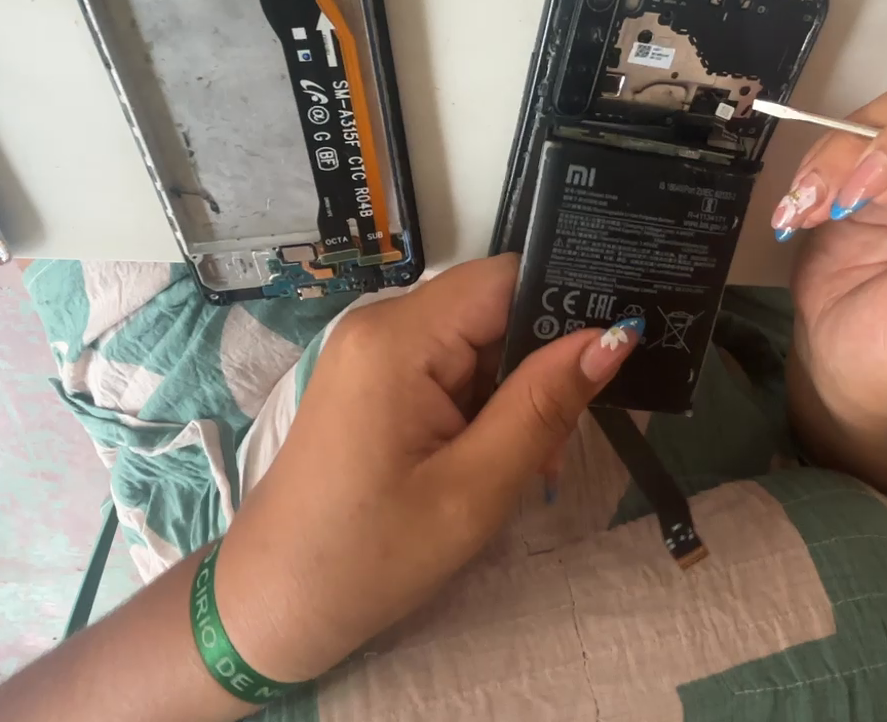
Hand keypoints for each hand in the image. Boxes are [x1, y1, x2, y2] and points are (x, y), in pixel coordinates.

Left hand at [212, 254, 639, 682]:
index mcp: (400, 337)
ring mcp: (373, 348)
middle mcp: (382, 322)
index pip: (505, 279)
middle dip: (540, 365)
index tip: (612, 354)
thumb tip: (616, 336)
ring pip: (478, 340)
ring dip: (515, 392)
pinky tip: (493, 456)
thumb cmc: (369, 557)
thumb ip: (544, 404)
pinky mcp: (374, 375)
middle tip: (559, 441)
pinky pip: (449, 364)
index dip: (563, 305)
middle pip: (493, 309)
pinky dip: (483, 403)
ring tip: (529, 462)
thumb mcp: (474, 489)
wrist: (270, 606)